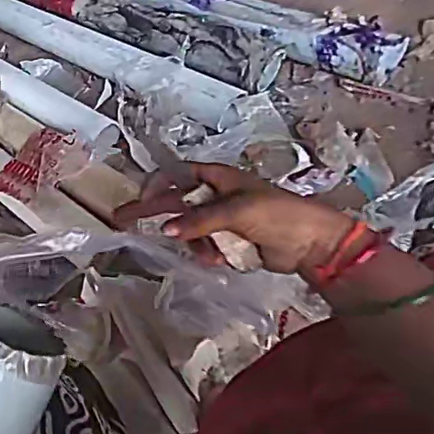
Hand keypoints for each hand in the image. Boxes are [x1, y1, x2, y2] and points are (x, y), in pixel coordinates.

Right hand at [113, 163, 359, 277]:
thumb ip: (198, 221)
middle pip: (172, 203)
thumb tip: (165, 230)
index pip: (174, 175)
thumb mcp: (236, 211)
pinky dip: (207, 254)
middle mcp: (212, 196)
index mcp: (215, 178)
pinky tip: (222, 258)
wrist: (312, 243)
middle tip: (121, 221)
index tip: (139, 199)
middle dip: (151, 214)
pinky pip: (201, 247)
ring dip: (193, 243)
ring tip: (212, 252)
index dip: (154, 184)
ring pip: (186, 230)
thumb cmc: (277, 214)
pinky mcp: (225, 241)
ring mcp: (218, 220)